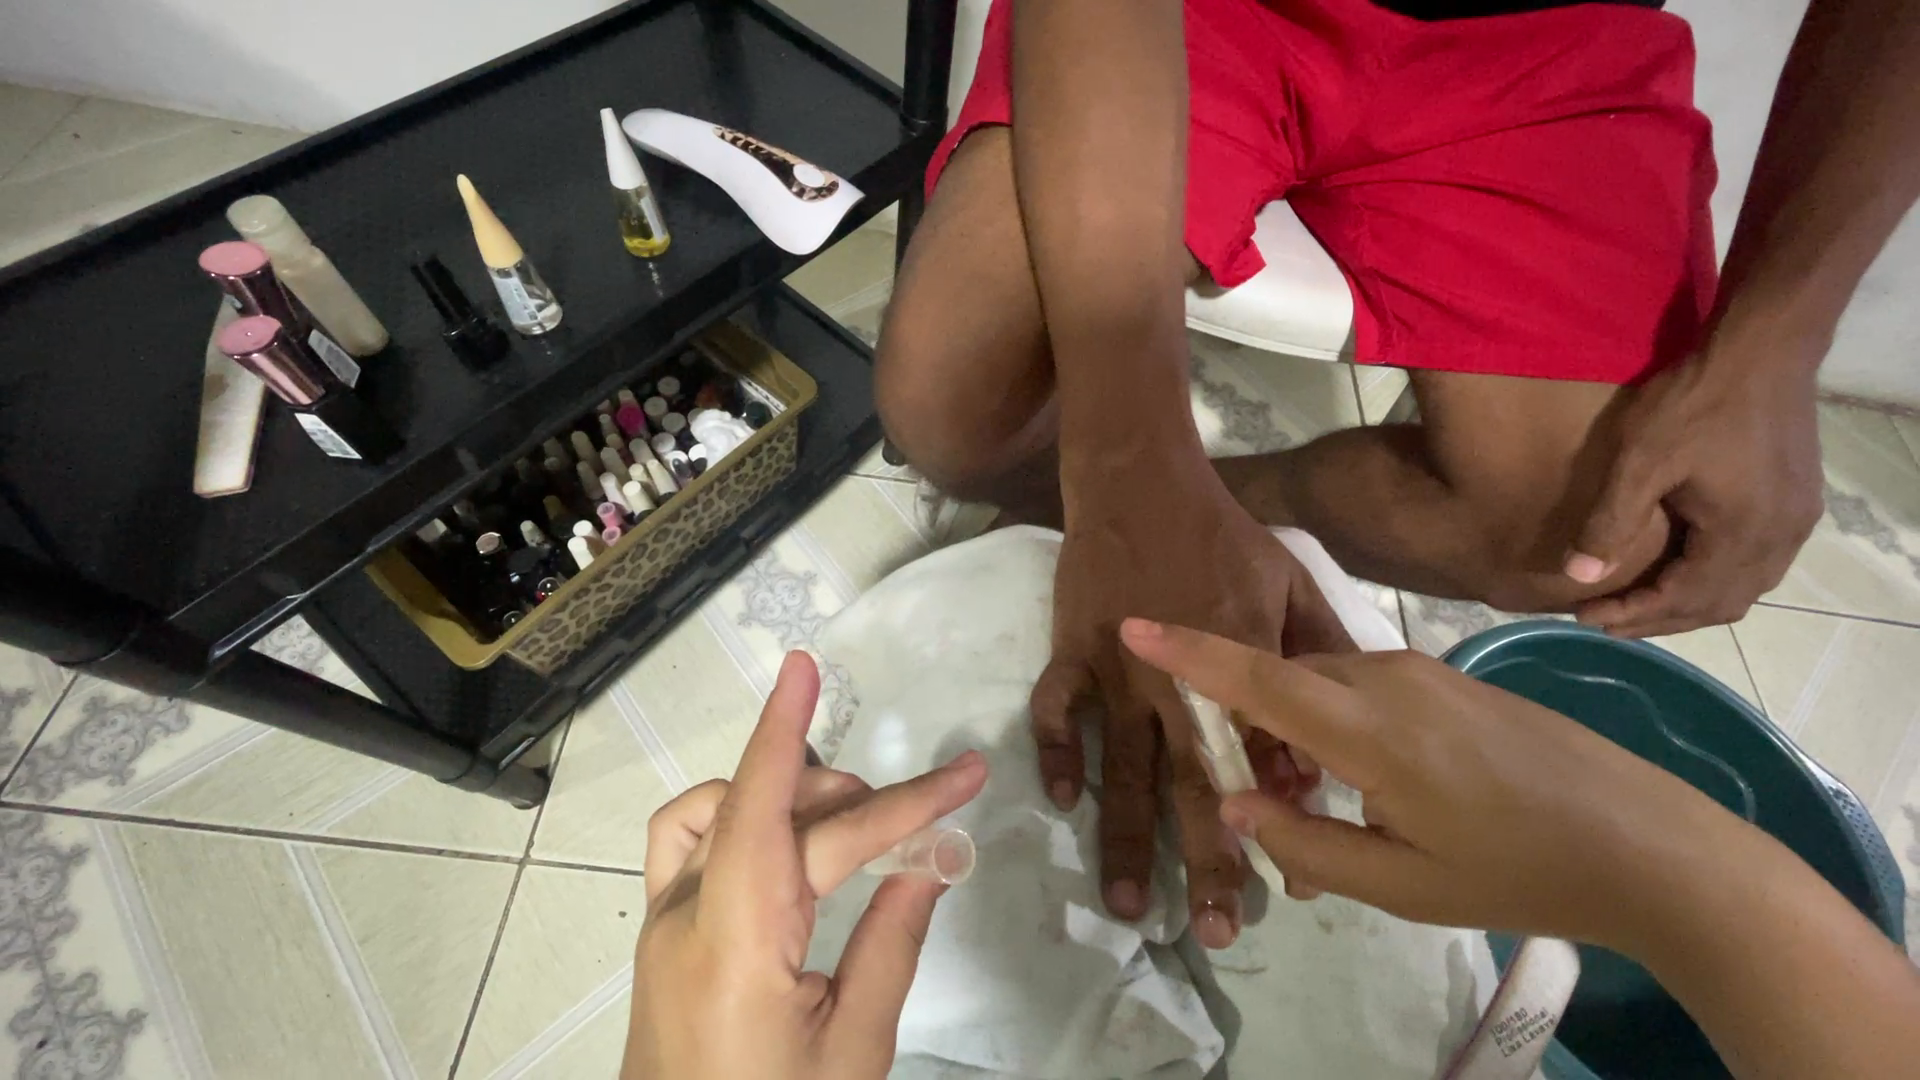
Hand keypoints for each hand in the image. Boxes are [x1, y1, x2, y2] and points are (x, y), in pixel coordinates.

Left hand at [623, 651, 988, 1079]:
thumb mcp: (853, 1050)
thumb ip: (892, 943)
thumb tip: (932, 857)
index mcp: (737, 949)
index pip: (819, 837)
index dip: (893, 795)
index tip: (964, 770)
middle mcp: (686, 912)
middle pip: (777, 811)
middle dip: (865, 797)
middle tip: (927, 816)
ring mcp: (663, 912)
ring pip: (729, 803)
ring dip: (799, 790)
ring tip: (858, 818)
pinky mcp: (659, 921)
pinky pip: (684, 829)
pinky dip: (738, 802)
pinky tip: (779, 822)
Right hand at [1033, 466, 1352, 947]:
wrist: (1142, 483)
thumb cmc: (1223, 535)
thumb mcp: (1296, 582)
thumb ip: (1321, 656)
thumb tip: (1318, 737)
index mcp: (1247, 659)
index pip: (1262, 759)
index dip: (1269, 822)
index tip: (1275, 889)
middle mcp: (1179, 678)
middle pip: (1192, 779)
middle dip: (1200, 857)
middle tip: (1206, 929)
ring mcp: (1117, 666)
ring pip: (1122, 763)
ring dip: (1122, 834)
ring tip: (1123, 900)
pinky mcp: (1072, 648)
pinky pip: (1055, 707)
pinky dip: (1054, 751)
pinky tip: (1061, 797)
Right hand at [1120, 619, 1746, 950]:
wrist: (1660, 848)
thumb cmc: (1520, 873)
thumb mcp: (1402, 885)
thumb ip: (1304, 843)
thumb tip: (1232, 804)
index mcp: (1367, 729)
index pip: (1254, 679)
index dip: (1187, 651)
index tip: (1133, 623)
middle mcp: (1384, 679)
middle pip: (1281, 681)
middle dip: (1249, 721)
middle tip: (1268, 794)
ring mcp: (1421, 670)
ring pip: (1321, 684)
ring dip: (1299, 731)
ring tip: (1330, 803)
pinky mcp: (1445, 676)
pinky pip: (1362, 685)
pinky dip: (1338, 722)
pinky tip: (1378, 780)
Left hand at [1565, 343, 1823, 637]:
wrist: (1760, 352)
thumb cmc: (1691, 405)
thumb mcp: (1638, 464)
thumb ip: (1610, 523)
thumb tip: (1579, 576)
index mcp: (1744, 533)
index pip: (1686, 599)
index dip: (1634, 615)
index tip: (1584, 618)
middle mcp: (1781, 537)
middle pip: (1718, 604)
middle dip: (1657, 619)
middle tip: (1600, 620)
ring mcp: (1794, 520)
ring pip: (1741, 588)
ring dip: (1684, 604)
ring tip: (1630, 607)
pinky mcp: (1792, 502)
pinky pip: (1753, 564)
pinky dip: (1709, 581)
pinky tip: (1673, 574)